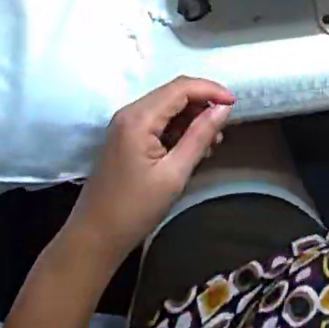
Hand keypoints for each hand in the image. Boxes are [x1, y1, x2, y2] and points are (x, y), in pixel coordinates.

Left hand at [64, 76, 235, 262]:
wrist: (93, 239)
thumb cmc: (134, 210)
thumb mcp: (173, 174)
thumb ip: (199, 136)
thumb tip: (223, 109)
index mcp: (139, 118)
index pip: (181, 88)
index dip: (210, 90)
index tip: (235, 103)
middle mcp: (130, 112)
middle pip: (174, 92)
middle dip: (203, 103)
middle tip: (224, 125)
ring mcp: (126, 123)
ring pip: (167, 106)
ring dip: (192, 117)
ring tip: (212, 141)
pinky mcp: (126, 136)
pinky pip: (158, 120)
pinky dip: (178, 127)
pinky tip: (193, 146)